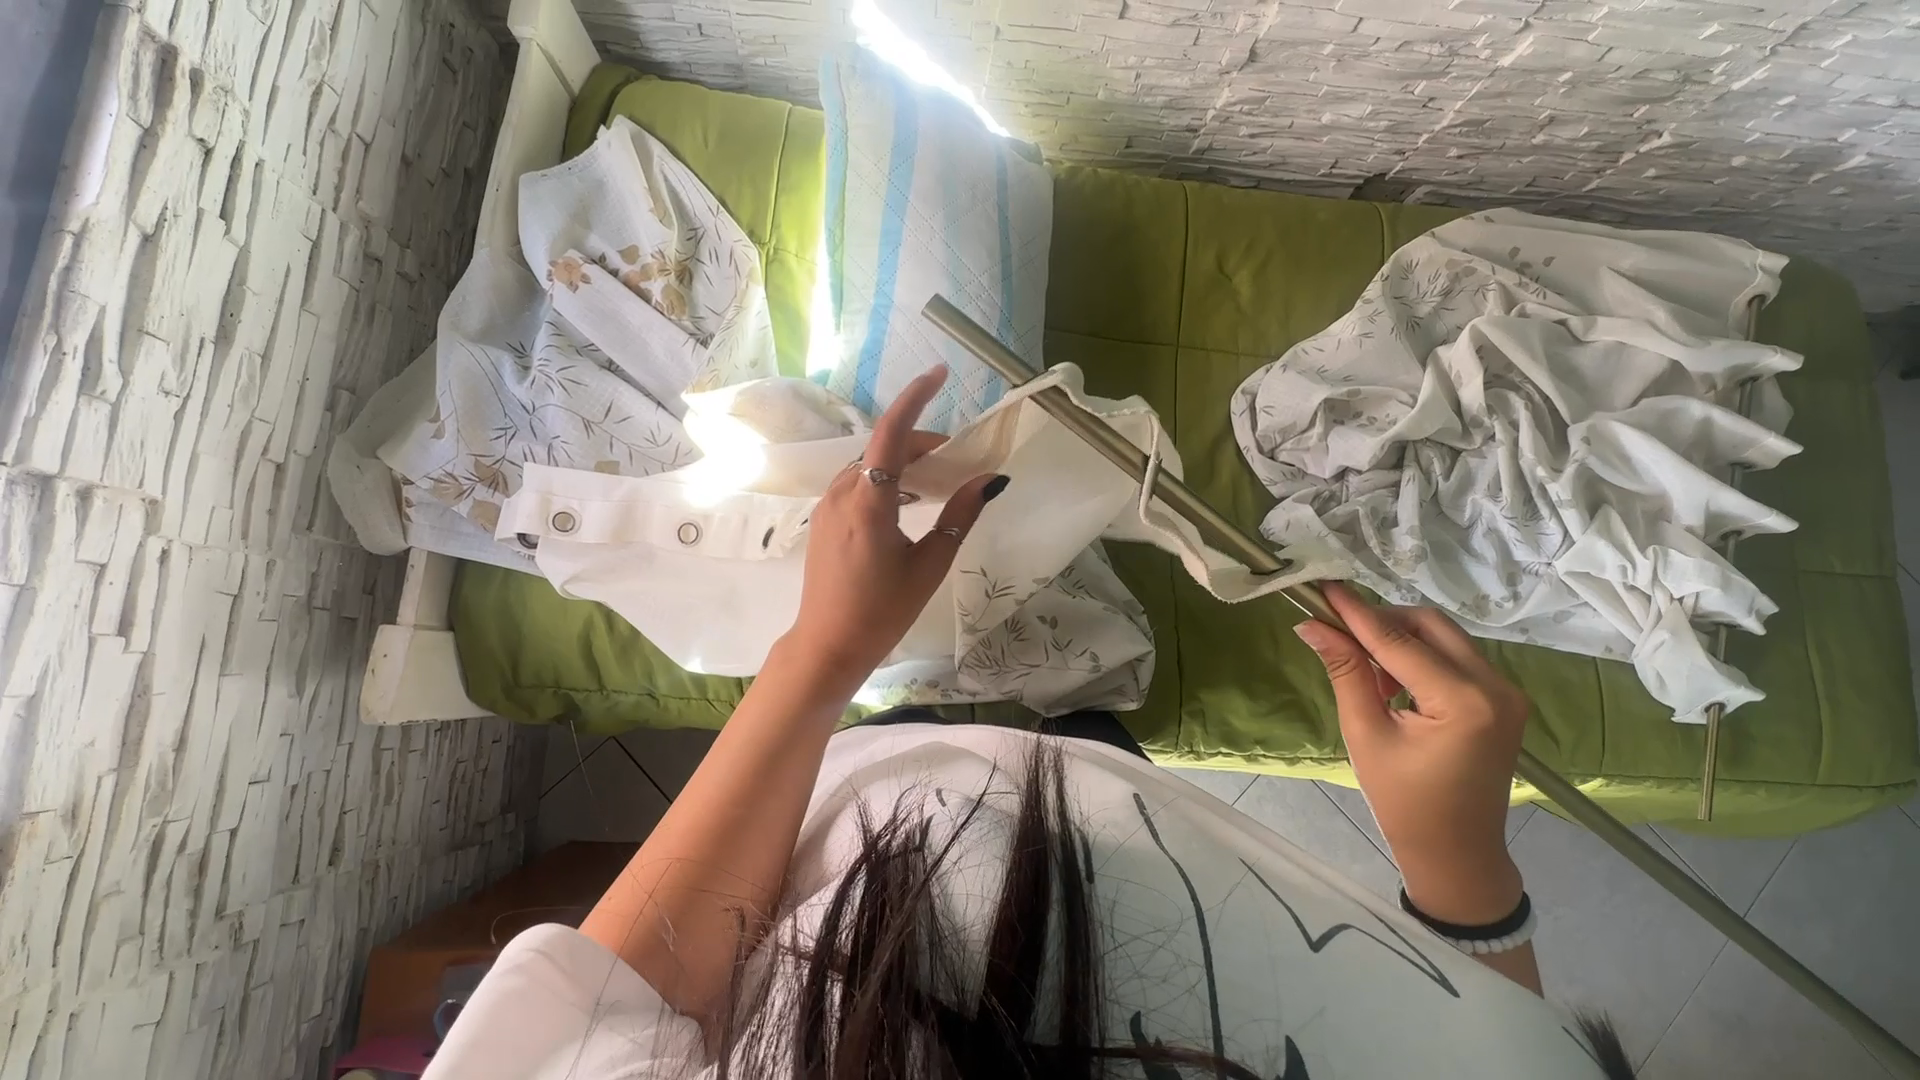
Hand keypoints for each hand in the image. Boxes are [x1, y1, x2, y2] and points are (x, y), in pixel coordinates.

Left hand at [784, 366, 1006, 680]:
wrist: (828, 644)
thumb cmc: (883, 610)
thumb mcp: (930, 564)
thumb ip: (960, 516)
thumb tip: (990, 480)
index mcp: (869, 501)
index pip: (892, 432)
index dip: (916, 396)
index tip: (939, 372)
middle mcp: (842, 493)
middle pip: (884, 447)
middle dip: (922, 443)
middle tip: (957, 460)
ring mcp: (827, 505)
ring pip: (868, 464)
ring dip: (902, 461)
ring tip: (936, 481)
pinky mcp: (823, 519)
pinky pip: (857, 483)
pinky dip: (885, 479)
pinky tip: (906, 501)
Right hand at [1294, 583, 1528, 925]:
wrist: (1456, 851)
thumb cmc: (1403, 801)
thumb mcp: (1364, 734)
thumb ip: (1345, 672)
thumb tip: (1312, 625)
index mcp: (1464, 700)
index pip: (1399, 640)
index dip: (1357, 612)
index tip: (1324, 587)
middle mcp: (1496, 686)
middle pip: (1430, 625)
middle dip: (1382, 621)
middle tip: (1339, 632)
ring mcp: (1507, 691)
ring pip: (1444, 636)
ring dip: (1400, 639)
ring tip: (1367, 672)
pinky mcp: (1504, 698)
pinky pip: (1455, 657)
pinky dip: (1420, 657)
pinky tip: (1394, 683)